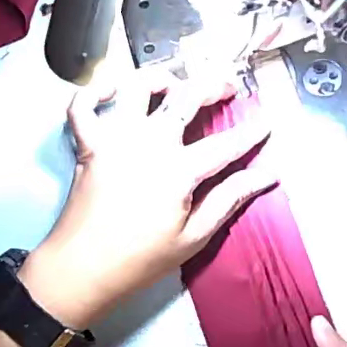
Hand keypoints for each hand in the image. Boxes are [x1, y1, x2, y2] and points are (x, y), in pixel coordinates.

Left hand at [18, 69, 275, 329]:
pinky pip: (83, 106)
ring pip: (136, 87)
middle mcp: (147, 143)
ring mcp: (114, 140)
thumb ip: (228, 199)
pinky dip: (95, 92)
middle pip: (186, 96)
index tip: (266, 123)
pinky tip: (112, 91)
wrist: (81, 269)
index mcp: (178, 170)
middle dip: (214, 84)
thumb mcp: (194, 236)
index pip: (225, 144)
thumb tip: (264, 178)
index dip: (251, 133)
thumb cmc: (139, 259)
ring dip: (160, 77)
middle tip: (229, 86)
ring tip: (175, 82)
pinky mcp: (88, 145)